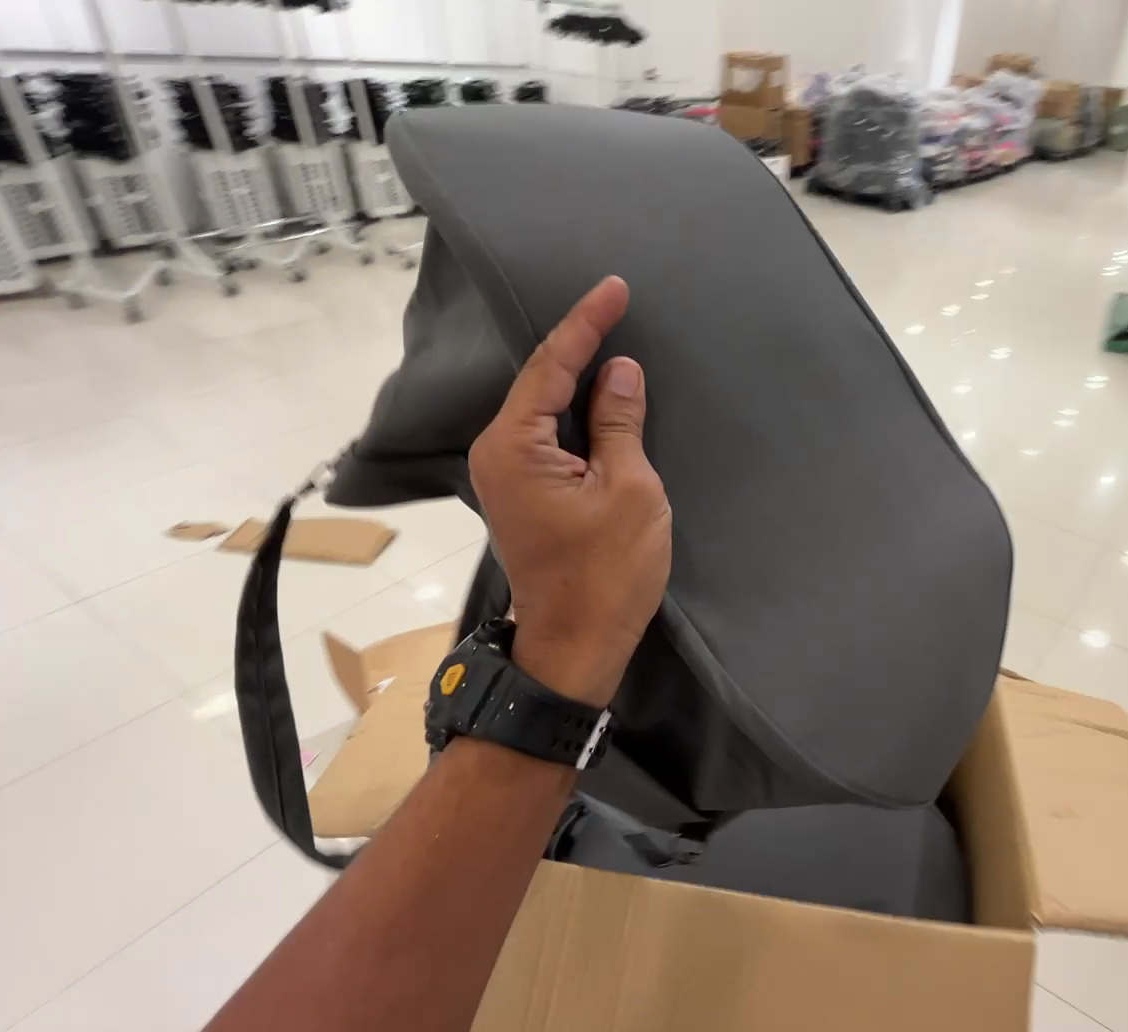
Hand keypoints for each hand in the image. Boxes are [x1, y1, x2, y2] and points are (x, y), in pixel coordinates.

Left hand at [468, 276, 670, 707]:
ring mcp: (509, 476)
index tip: (615, 287)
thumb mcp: (629, 490)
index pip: (551, 365)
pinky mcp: (527, 495)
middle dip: (580, 345)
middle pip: (541, 382)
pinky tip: (606, 399)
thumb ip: (620, 424)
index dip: (587, 323)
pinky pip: (552, 437)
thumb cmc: (607, 573)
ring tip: (617, 342)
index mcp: (515, 445)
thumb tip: (620, 371)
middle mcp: (498, 452)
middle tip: (618, 307)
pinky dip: (580, 415)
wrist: (577, 647)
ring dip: (581, 380)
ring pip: (547, 410)